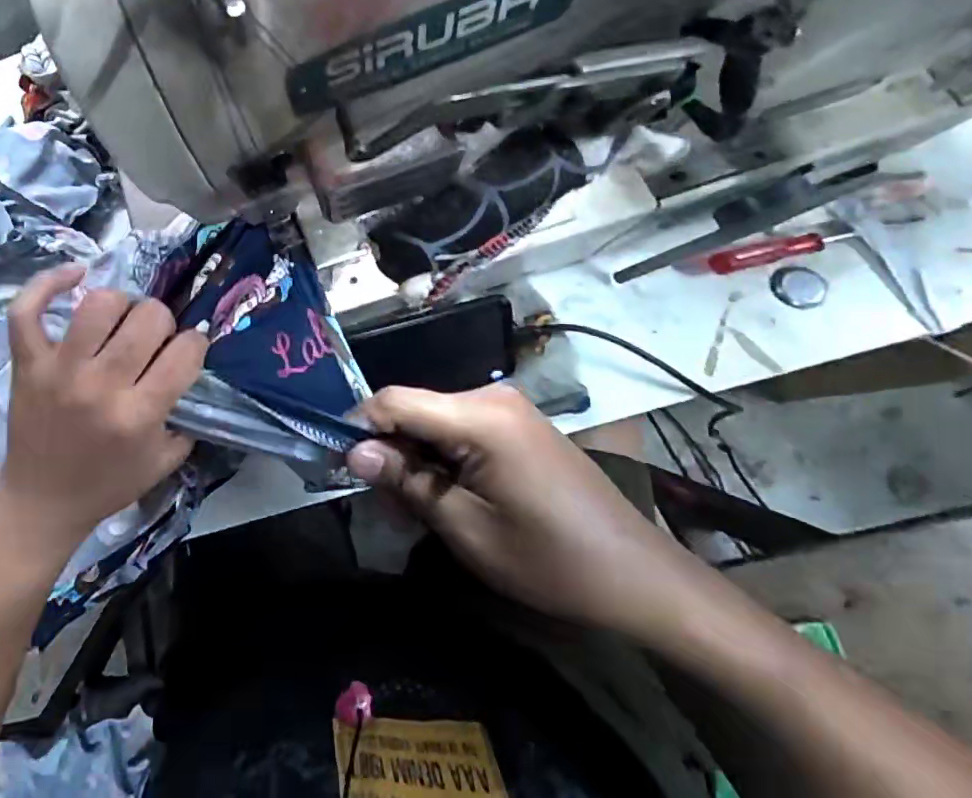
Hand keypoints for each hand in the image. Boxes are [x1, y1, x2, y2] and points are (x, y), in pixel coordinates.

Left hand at [0, 264, 206, 554]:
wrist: (41, 503)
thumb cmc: (108, 484)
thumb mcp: (165, 460)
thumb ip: (187, 415)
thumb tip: (193, 365)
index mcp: (139, 415)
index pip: (186, 350)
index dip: (195, 344)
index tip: (187, 352)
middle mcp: (100, 387)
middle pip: (148, 318)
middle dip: (162, 323)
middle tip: (153, 341)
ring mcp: (58, 371)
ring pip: (99, 304)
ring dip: (121, 304)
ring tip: (120, 321)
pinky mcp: (27, 364)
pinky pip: (28, 310)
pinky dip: (48, 283)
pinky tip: (75, 275)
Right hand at [348, 385, 692, 637]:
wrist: (634, 574)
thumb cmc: (548, 559)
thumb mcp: (465, 528)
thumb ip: (406, 482)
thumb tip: (353, 451)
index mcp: (480, 416)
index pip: (393, 400)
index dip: (358, 428)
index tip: (336, 466)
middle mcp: (491, 397)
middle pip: (413, 410)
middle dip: (388, 453)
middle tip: (382, 508)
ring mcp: (508, 409)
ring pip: (434, 422)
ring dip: (414, 461)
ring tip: (412, 513)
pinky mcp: (517, 425)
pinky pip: (461, 430)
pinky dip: (441, 460)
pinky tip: (444, 498)